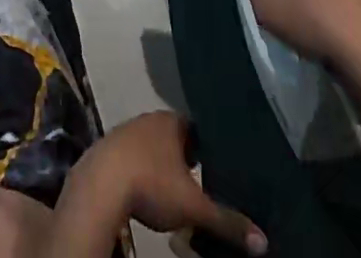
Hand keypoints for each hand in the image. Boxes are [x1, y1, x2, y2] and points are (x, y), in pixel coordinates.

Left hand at [82, 112, 266, 252]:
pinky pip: (131, 155)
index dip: (210, 146)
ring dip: (162, 162)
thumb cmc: (150, 184)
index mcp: (172, 122)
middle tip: (202, 178)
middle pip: (175, 135)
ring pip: (152, 144)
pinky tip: (144, 187)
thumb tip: (263, 242)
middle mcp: (149, 119)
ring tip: (174, 186)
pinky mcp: (106, 147)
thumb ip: (226, 221)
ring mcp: (125, 131)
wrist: (98, 186)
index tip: (221, 163)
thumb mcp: (192, 207)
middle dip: (187, 156)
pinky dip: (140, 168)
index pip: (199, 128)